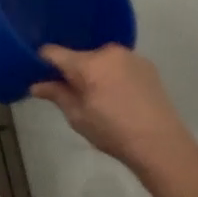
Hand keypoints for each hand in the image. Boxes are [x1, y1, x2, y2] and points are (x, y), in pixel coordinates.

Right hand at [30, 44, 197, 179]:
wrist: (161, 144)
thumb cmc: (113, 132)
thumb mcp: (78, 117)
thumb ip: (56, 95)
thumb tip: (36, 85)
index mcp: (88, 63)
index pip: (53, 52)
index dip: (42, 62)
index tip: (40, 75)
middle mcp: (109, 52)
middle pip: (79, 55)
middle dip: (73, 70)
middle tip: (73, 93)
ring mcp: (131, 57)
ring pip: (101, 59)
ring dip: (94, 72)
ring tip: (99, 97)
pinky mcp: (147, 66)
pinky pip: (119, 64)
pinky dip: (113, 74)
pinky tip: (118, 96)